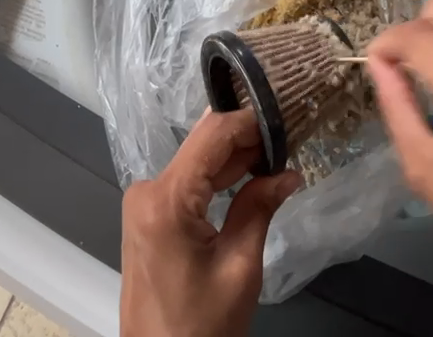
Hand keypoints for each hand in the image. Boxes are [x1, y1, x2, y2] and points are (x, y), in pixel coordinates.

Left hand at [119, 109, 301, 336]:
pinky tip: (249, 174)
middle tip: (289, 136)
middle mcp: (147, 189)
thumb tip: (288, 172)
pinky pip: (187, 183)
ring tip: (276, 152)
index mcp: (166, 199)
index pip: (212, 136)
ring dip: (234, 157)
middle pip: (202, 146)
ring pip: (196, 161)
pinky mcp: (147, 216)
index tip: (285, 117)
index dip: (249, 121)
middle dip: (246, 139)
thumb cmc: (201, 327)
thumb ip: (259, 208)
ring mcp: (143, 202)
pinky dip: (217, 177)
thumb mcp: (239, 268)